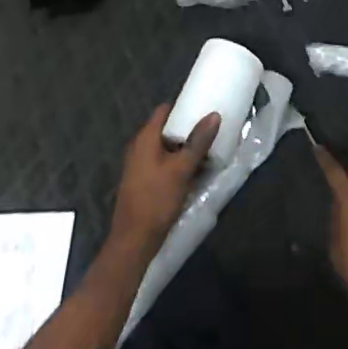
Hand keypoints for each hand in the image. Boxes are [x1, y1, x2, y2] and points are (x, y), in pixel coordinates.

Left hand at [109, 105, 218, 258]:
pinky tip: (197, 171)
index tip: (204, 106)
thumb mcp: (181, 169)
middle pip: (167, 129)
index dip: (183, 106)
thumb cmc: (156, 200)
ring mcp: (140, 166)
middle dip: (189, 129)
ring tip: (210, 150)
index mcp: (145, 138)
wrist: (134, 242)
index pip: (165, 110)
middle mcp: (140, 148)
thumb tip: (214, 115)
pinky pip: (164, 164)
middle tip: (212, 129)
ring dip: (186, 149)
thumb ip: (198, 142)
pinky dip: (179, 163)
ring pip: (167, 148)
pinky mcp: (144, 182)